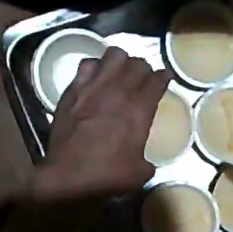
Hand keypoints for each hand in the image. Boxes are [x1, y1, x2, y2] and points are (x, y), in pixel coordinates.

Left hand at [31, 52, 171, 202]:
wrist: (68, 177)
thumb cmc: (107, 176)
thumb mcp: (140, 173)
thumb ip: (146, 160)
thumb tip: (144, 160)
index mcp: (139, 110)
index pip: (157, 80)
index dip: (163, 77)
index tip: (164, 78)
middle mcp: (118, 92)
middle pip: (138, 64)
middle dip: (144, 68)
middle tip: (142, 78)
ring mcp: (93, 88)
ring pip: (114, 55)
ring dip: (121, 61)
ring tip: (120, 72)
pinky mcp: (72, 91)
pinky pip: (87, 65)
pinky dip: (95, 67)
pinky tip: (95, 77)